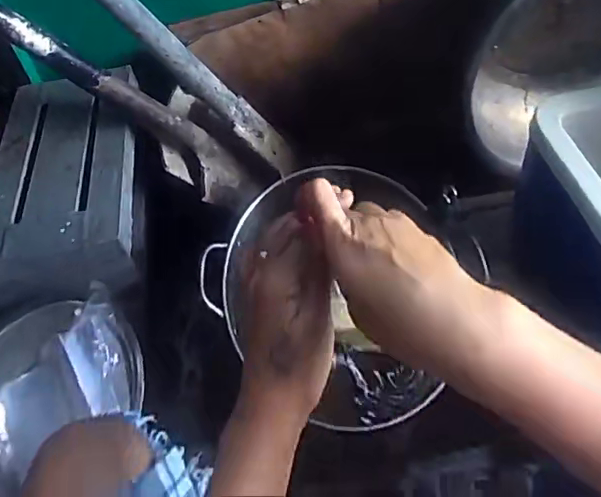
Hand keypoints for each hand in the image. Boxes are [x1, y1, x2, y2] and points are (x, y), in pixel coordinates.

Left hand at [238, 211, 333, 424]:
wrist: (271, 400)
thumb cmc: (301, 363)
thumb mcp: (319, 316)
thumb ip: (319, 270)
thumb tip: (327, 230)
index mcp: (274, 272)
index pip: (301, 227)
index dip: (325, 212)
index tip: (348, 199)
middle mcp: (258, 268)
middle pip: (286, 227)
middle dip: (312, 213)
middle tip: (342, 205)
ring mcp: (253, 278)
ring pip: (276, 236)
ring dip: (300, 223)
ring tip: (328, 221)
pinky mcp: (255, 289)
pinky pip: (270, 250)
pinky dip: (287, 239)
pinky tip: (305, 244)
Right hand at [296, 178, 500, 378]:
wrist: (460, 320)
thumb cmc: (401, 325)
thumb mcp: (357, 309)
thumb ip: (344, 276)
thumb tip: (346, 265)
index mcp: (344, 239)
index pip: (317, 193)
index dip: (310, 199)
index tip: (309, 218)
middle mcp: (367, 221)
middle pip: (345, 211)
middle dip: (343, 231)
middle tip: (351, 265)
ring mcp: (396, 220)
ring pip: (370, 219)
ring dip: (369, 236)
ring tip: (382, 272)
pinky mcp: (419, 227)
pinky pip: (392, 227)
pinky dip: (391, 242)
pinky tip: (405, 272)